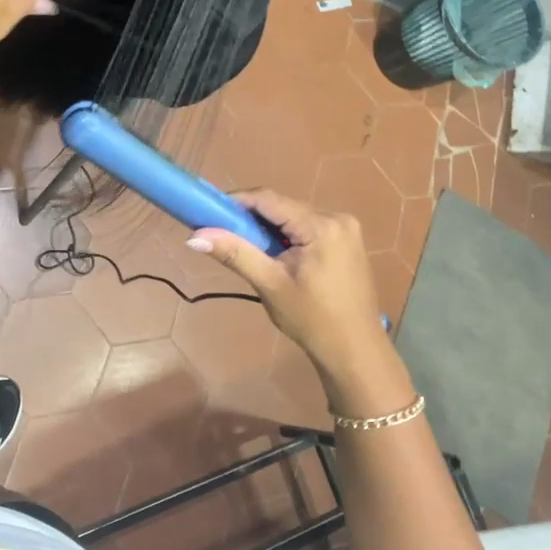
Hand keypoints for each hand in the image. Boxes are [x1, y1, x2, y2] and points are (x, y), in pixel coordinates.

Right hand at [188, 189, 387, 364]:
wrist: (355, 350)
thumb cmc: (313, 319)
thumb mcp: (270, 285)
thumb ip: (235, 254)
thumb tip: (195, 237)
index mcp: (321, 226)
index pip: (268, 199)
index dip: (235, 202)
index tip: (208, 213)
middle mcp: (337, 218)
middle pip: (282, 207)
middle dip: (251, 218)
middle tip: (223, 236)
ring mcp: (346, 229)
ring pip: (293, 217)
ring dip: (268, 228)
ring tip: (247, 250)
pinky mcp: (346, 241)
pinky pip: (307, 227)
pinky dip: (285, 236)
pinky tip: (274, 256)